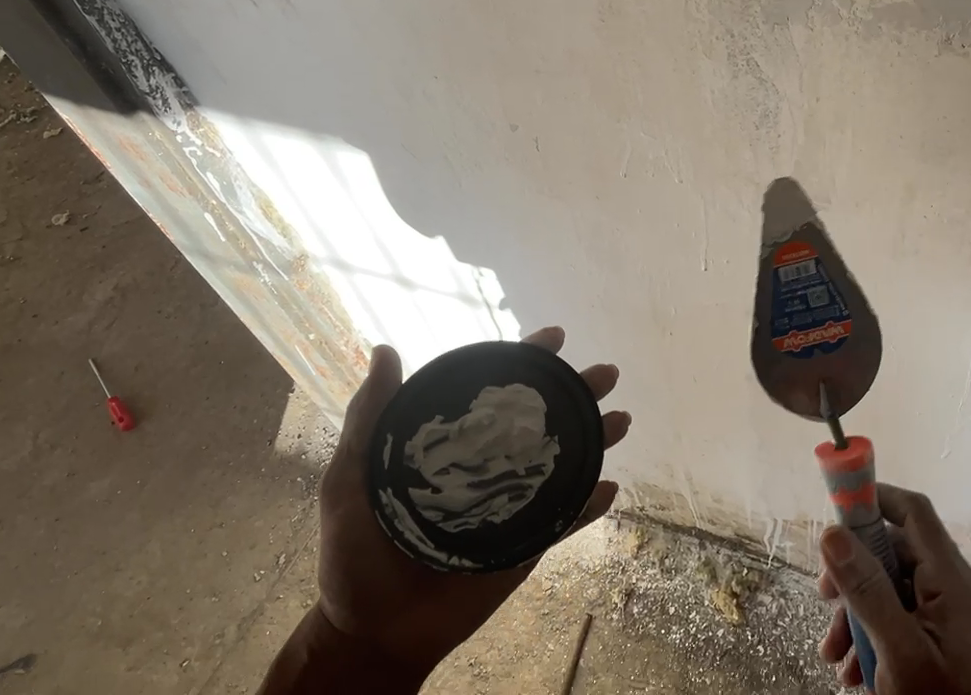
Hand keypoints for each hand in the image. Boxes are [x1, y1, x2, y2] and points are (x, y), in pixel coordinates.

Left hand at [316, 326, 632, 674]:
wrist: (372, 633)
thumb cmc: (354, 556)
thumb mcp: (350, 481)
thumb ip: (368, 420)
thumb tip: (384, 350)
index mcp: (455, 445)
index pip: (495, 391)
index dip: (526, 360)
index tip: (554, 337)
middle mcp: (490, 465)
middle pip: (541, 421)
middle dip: (578, 393)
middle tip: (606, 374)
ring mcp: (513, 504)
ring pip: (563, 464)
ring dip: (595, 440)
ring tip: (620, 420)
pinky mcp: (525, 546)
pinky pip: (563, 523)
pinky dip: (588, 507)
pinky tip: (607, 488)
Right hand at [818, 485, 970, 693]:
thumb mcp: (899, 651)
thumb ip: (867, 591)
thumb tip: (832, 533)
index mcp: (951, 581)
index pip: (913, 512)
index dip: (874, 498)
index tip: (834, 508)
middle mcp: (955, 591)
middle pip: (895, 554)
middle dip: (853, 573)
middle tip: (823, 599)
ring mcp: (952, 621)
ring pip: (894, 593)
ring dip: (857, 616)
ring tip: (833, 658)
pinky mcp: (947, 648)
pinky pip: (904, 624)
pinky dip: (875, 640)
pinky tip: (856, 675)